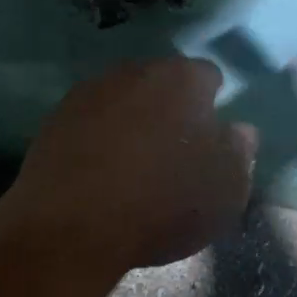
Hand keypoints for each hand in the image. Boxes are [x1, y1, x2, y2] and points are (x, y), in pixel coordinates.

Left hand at [0, 57, 257, 280]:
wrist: (71, 224)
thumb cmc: (162, 204)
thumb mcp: (225, 191)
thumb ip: (239, 153)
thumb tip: (239, 130)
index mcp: (182, 80)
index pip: (207, 76)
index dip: (212, 103)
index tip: (210, 136)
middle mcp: (135, 71)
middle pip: (162, 81)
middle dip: (171, 106)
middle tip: (174, 149)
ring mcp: (91, 90)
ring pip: (124, 97)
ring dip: (132, 118)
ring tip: (134, 162)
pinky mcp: (57, 115)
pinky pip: (91, 118)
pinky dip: (99, 135)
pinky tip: (100, 169)